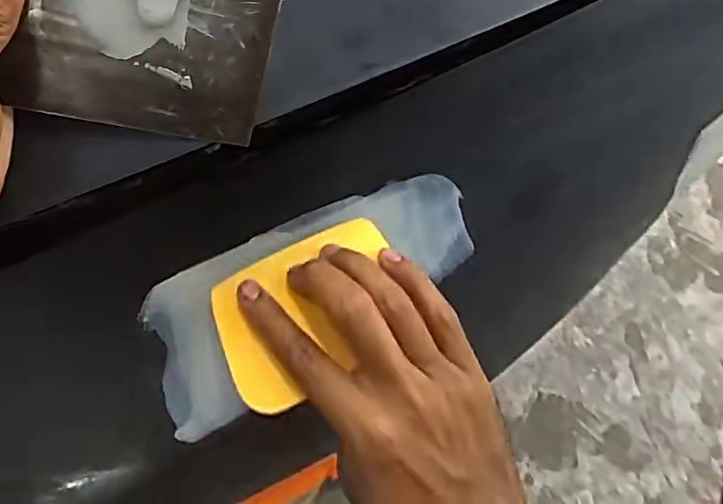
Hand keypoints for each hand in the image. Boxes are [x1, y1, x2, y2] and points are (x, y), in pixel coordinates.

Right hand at [239, 246, 524, 503]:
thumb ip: (336, 410)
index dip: (270, 318)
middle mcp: (402, 392)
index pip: (304, 357)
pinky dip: (413, 279)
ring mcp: (442, 378)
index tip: (249, 290)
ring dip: (359, 267)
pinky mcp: (473, 373)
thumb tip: (321, 360)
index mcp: (366, 426)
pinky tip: (389, 258)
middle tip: (299, 270)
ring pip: (395, 302)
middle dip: (318, 278)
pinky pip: (442, 313)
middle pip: (352, 311)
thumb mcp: (353, 470)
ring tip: (334, 253)